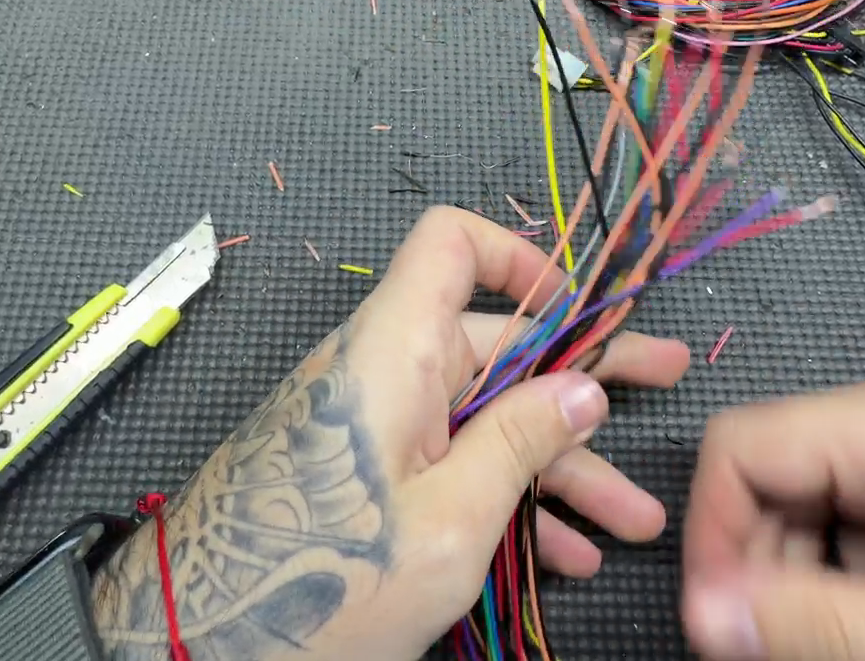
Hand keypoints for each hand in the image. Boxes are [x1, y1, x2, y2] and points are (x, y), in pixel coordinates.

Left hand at [91, 206, 692, 659]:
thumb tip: (584, 390)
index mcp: (398, 346)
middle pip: (499, 341)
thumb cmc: (318, 577)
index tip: (578, 303)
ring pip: (487, 413)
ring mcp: (383, 416)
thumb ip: (519, 446)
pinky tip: (565, 550)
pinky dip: (507, 491)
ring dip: (560, 461)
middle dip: (585, 373)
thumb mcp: (447, 522)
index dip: (517, 255)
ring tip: (634, 517)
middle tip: (664, 378)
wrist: (201, 633)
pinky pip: (453, 454)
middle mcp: (391, 365)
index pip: (451, 243)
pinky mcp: (375, 461)